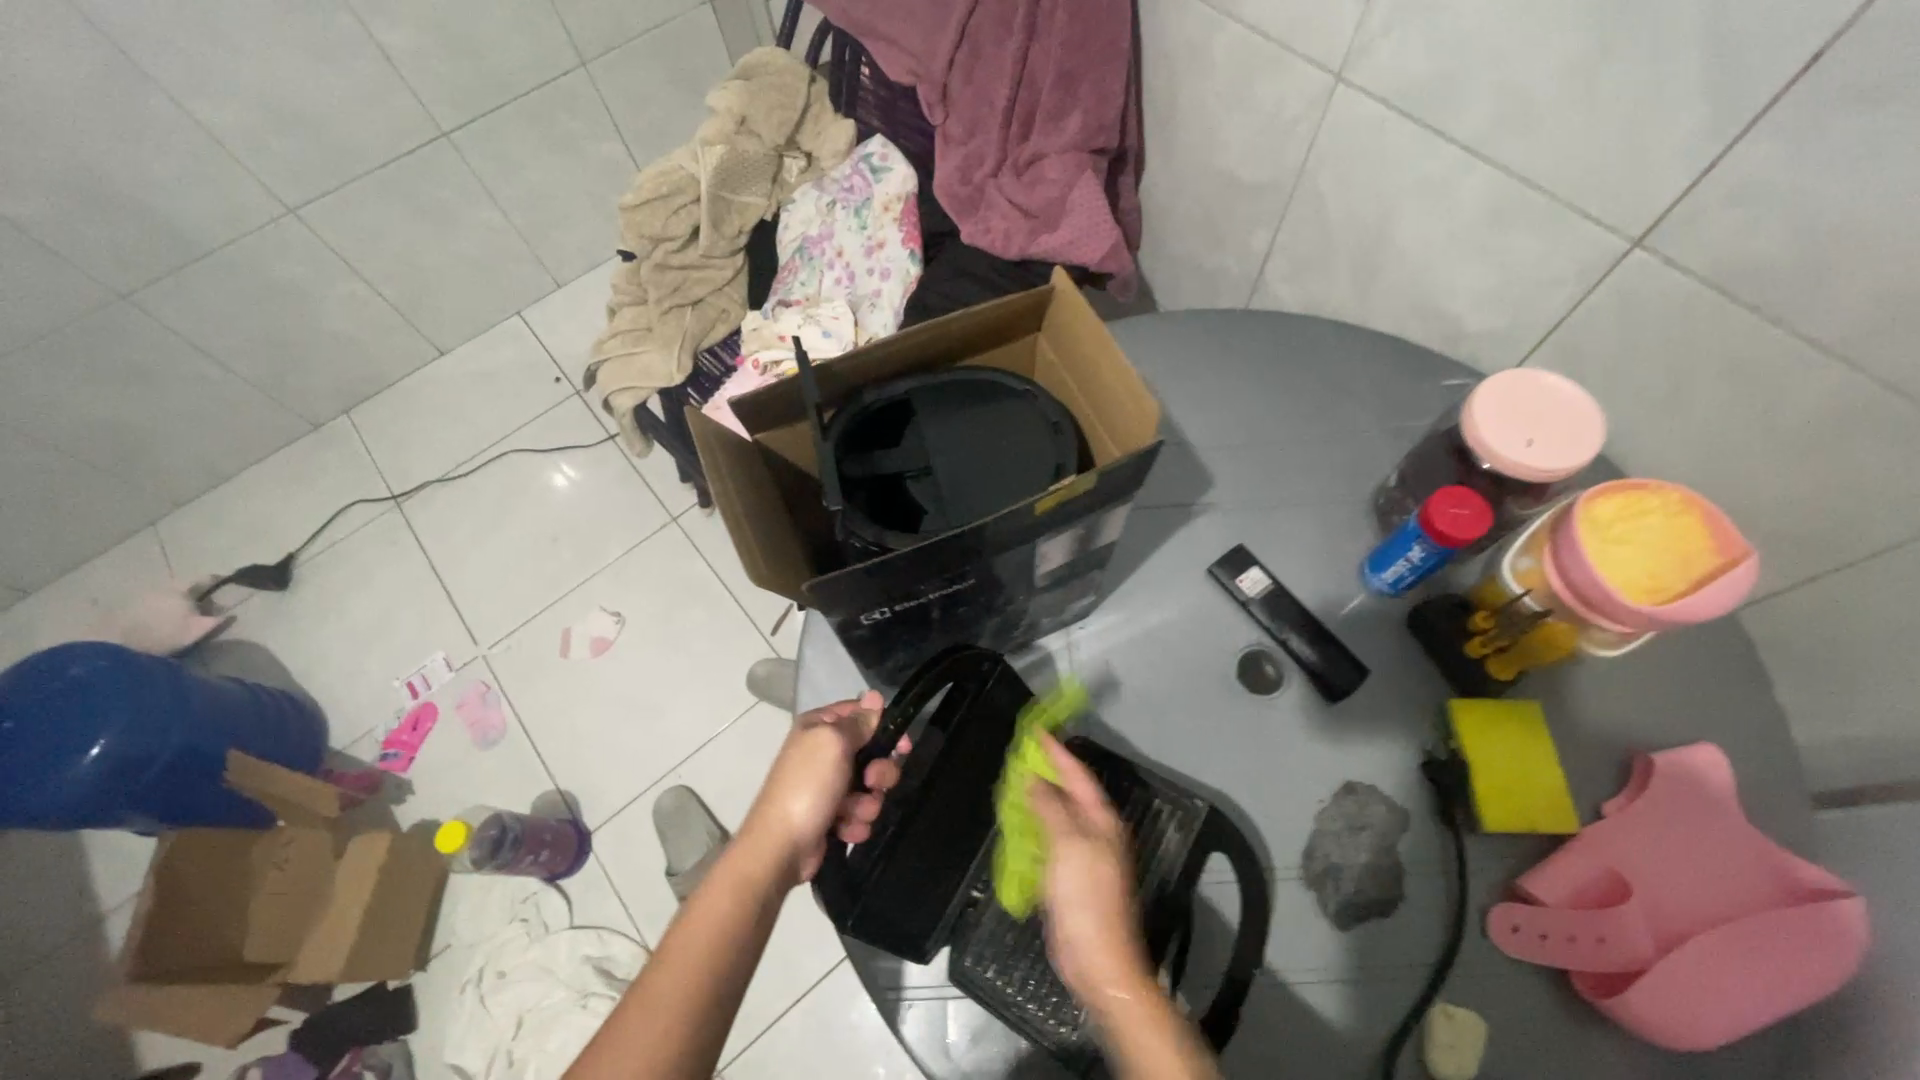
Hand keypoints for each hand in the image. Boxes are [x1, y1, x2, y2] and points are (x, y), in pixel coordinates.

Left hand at [738, 691, 907, 884]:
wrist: (782, 847)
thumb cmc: (808, 786)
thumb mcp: (834, 743)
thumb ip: (858, 722)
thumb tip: (874, 696)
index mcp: (819, 727)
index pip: (861, 714)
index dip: (884, 727)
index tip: (903, 745)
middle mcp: (824, 752)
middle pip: (872, 753)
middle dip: (879, 772)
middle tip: (871, 783)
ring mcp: (829, 786)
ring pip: (871, 788)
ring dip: (867, 803)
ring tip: (851, 813)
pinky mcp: (833, 816)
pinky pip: (861, 813)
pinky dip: (856, 822)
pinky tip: (844, 830)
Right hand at [1029, 735, 1155, 1009]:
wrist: (1098, 962)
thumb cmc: (1086, 899)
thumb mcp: (1067, 845)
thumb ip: (1051, 808)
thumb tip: (1036, 778)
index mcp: (1102, 820)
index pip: (1078, 775)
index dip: (1058, 752)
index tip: (1036, 730)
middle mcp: (1097, 833)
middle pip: (1071, 793)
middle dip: (1048, 772)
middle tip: (1021, 752)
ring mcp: (1085, 856)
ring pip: (1060, 816)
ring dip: (1039, 798)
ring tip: (1014, 781)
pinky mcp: (1072, 878)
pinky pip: (1051, 841)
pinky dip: (1035, 827)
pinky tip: (1017, 825)